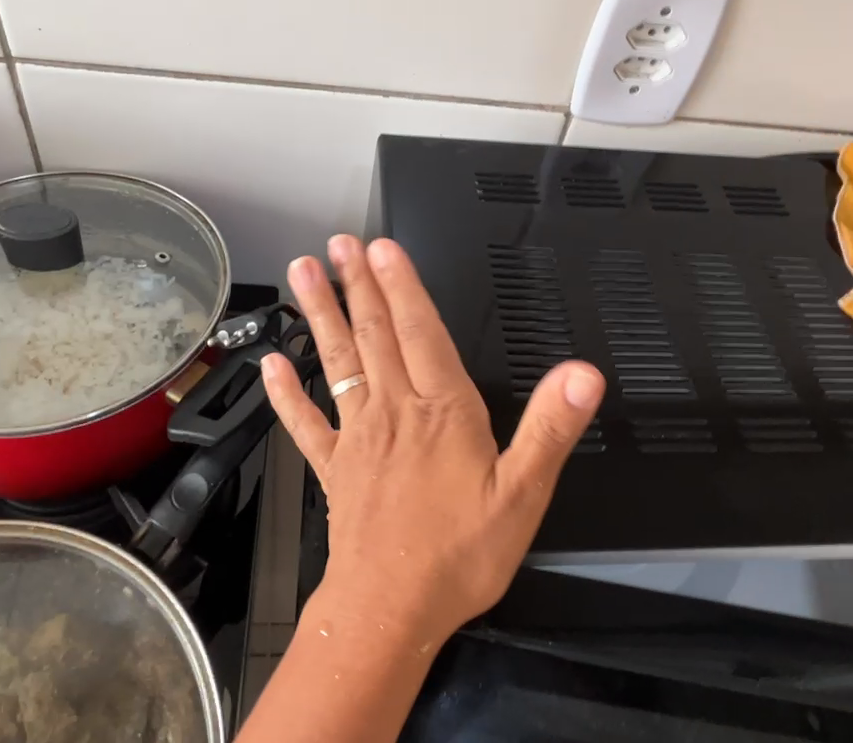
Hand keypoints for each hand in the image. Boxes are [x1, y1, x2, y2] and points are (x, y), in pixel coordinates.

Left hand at [260, 235, 604, 648]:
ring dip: (321, 315)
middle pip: (374, 334)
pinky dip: (287, 393)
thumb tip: (582, 374)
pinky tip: (270, 366)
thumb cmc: (458, 555)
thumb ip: (551, 427)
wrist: (392, 609)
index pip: (420, 332)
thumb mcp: (523, 492)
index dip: (403, 285)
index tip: (383, 247)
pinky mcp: (336, 468)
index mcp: (442, 412)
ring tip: (304, 273)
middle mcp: (396, 413)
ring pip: (338, 362)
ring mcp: (359, 437)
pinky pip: (307, 423)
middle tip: (339, 243)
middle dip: (358, 284)